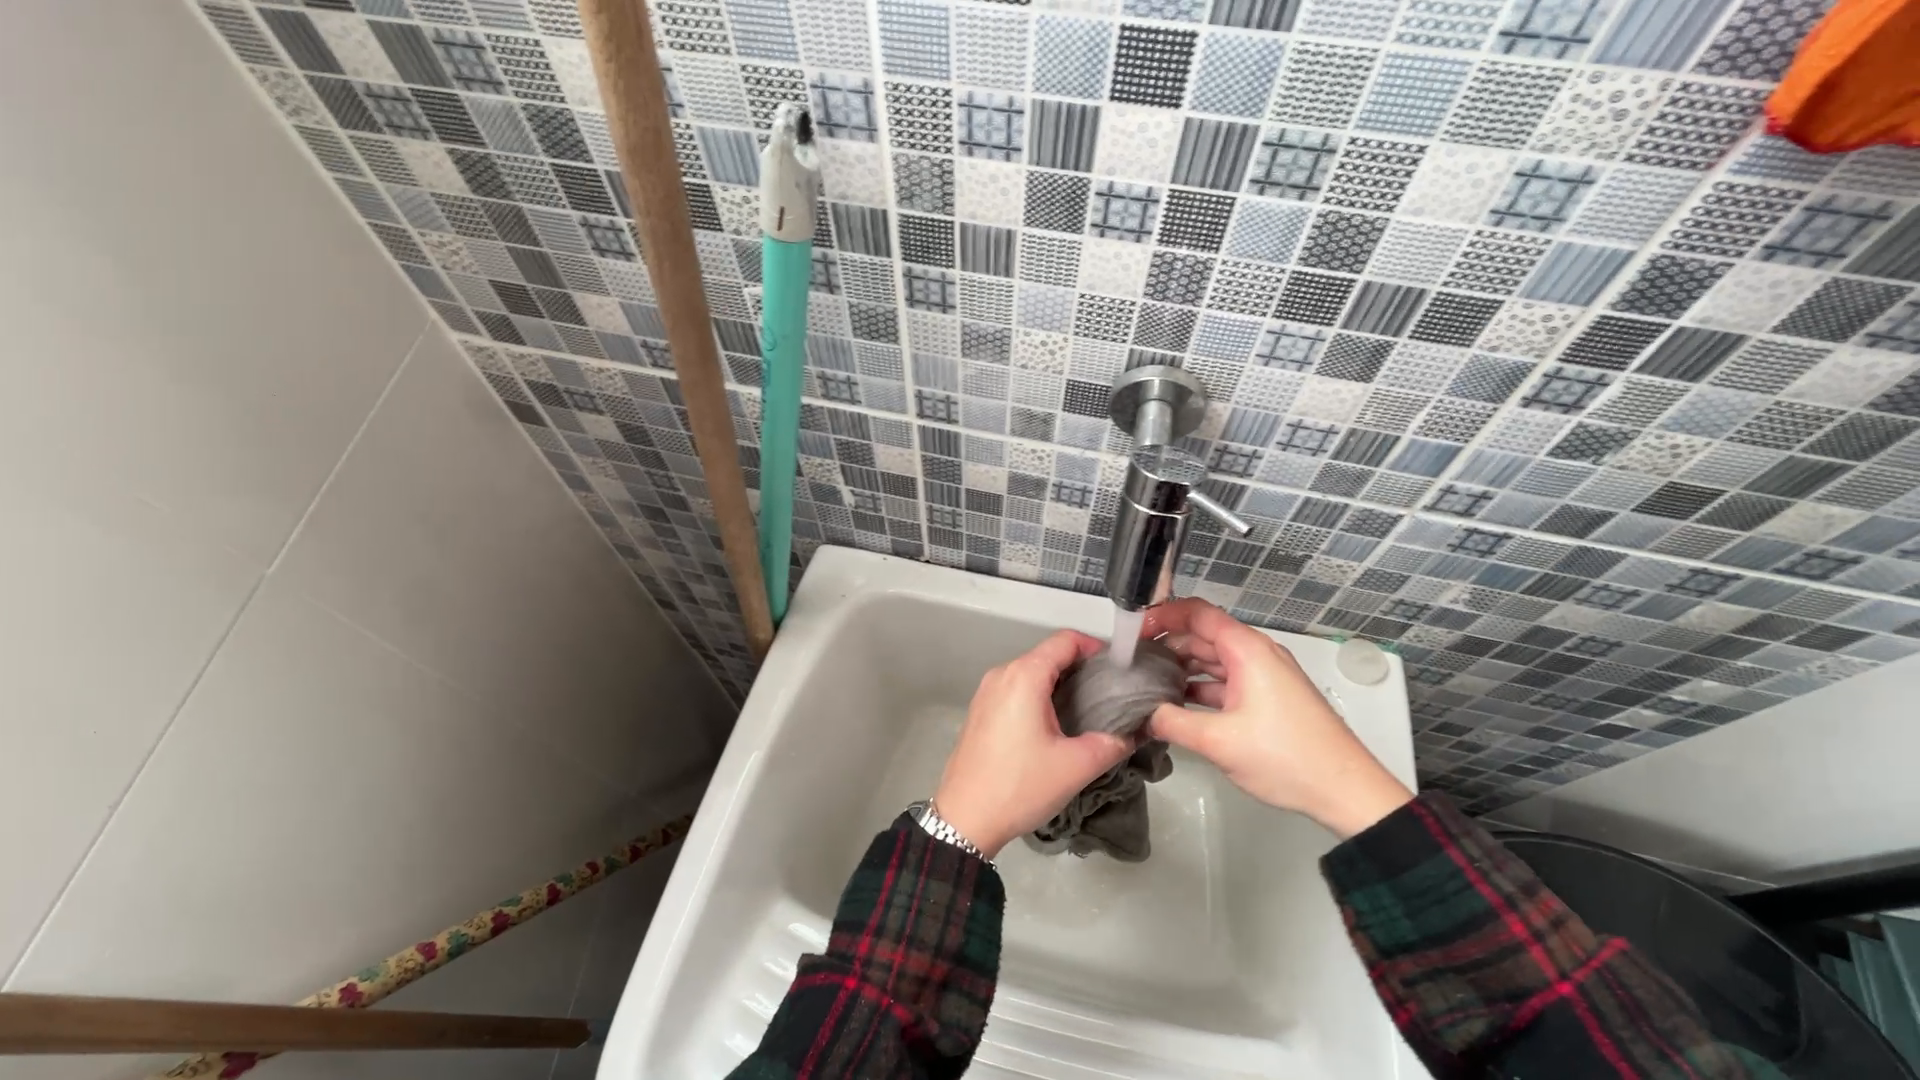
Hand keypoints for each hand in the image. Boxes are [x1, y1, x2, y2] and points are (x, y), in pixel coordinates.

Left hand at [933, 630, 1134, 857]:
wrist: (965, 819)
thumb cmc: (1020, 786)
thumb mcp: (1077, 766)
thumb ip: (1113, 743)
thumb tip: (1135, 731)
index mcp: (1024, 676)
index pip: (1066, 640)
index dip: (1096, 648)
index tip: (1119, 670)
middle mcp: (1002, 674)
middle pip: (1048, 655)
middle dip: (1081, 669)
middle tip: (1111, 695)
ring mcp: (986, 692)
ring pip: (1032, 674)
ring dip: (1060, 685)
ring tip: (1089, 712)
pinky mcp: (980, 711)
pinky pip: (1016, 691)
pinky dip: (1039, 698)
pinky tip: (1056, 726)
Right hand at [1143, 598, 1412, 839]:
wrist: (1345, 790)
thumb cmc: (1287, 757)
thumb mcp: (1218, 741)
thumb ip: (1172, 722)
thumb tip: (1143, 715)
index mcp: (1248, 651)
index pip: (1197, 613)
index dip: (1163, 616)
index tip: (1134, 632)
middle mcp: (1257, 655)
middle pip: (1203, 635)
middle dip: (1167, 646)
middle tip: (1132, 664)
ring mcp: (1265, 676)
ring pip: (1214, 660)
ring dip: (1182, 668)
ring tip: (1147, 684)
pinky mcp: (1268, 698)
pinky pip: (1227, 681)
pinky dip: (1201, 687)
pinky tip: (1177, 705)